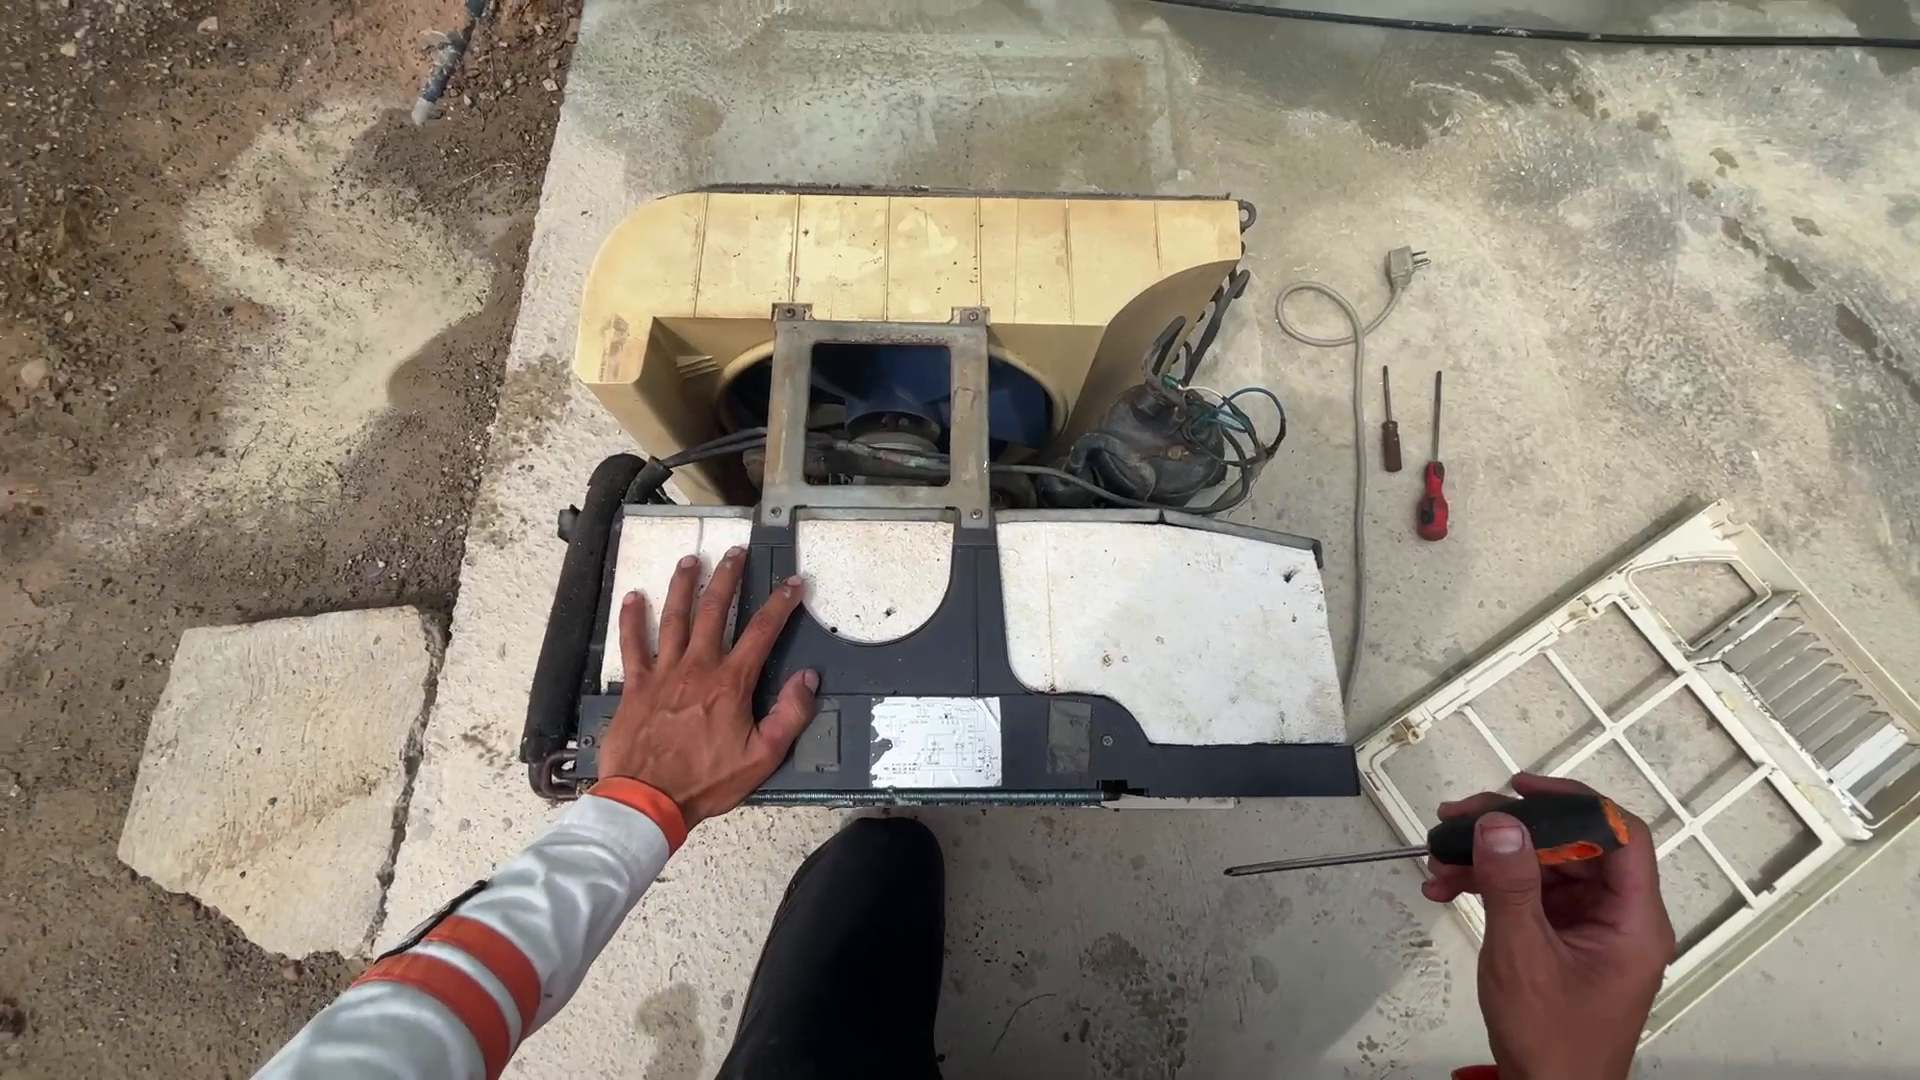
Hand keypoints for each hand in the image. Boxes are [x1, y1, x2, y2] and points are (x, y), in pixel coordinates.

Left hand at [597, 547, 817, 826]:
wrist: (647, 801)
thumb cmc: (707, 780)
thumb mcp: (763, 756)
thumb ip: (790, 715)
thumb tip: (808, 678)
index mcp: (731, 682)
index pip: (762, 631)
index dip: (781, 603)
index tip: (794, 583)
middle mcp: (697, 666)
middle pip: (715, 611)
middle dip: (728, 578)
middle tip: (735, 552)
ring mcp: (662, 673)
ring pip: (674, 618)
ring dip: (684, 586)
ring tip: (691, 560)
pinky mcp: (635, 686)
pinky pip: (632, 645)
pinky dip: (632, 619)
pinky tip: (634, 596)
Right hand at [1423, 773, 1674, 1079]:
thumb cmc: (1550, 1033)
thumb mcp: (1523, 953)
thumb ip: (1511, 885)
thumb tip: (1499, 823)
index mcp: (1631, 920)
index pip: (1621, 837)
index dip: (1575, 802)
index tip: (1520, 789)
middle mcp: (1614, 914)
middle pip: (1568, 842)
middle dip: (1508, 827)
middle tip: (1455, 819)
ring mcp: (1583, 922)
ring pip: (1536, 861)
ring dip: (1484, 854)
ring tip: (1439, 857)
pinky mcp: (1556, 930)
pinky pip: (1520, 887)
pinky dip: (1482, 880)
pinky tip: (1445, 885)